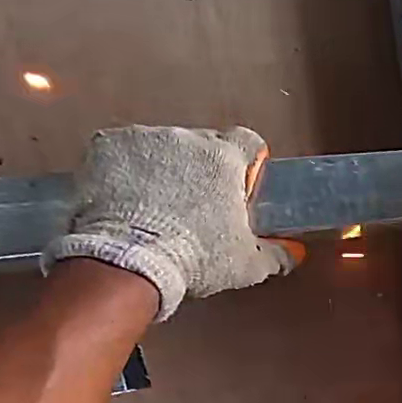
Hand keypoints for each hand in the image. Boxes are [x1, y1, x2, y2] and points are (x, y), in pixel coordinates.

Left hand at [43, 125, 305, 320]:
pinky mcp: (104, 145)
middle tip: (197, 207)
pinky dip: (127, 170)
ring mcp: (143, 138)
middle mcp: (187, 138)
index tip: (241, 186)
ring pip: (163, 148)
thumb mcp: (248, 264)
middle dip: (203, 169)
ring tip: (157, 208)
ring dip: (165, 168)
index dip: (248, 163)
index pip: (249, 141)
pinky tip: (127, 201)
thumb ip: (278, 254)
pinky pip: (124, 152)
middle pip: (204, 145)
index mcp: (226, 158)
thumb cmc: (197, 259)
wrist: (128, 262)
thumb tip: (296, 253)